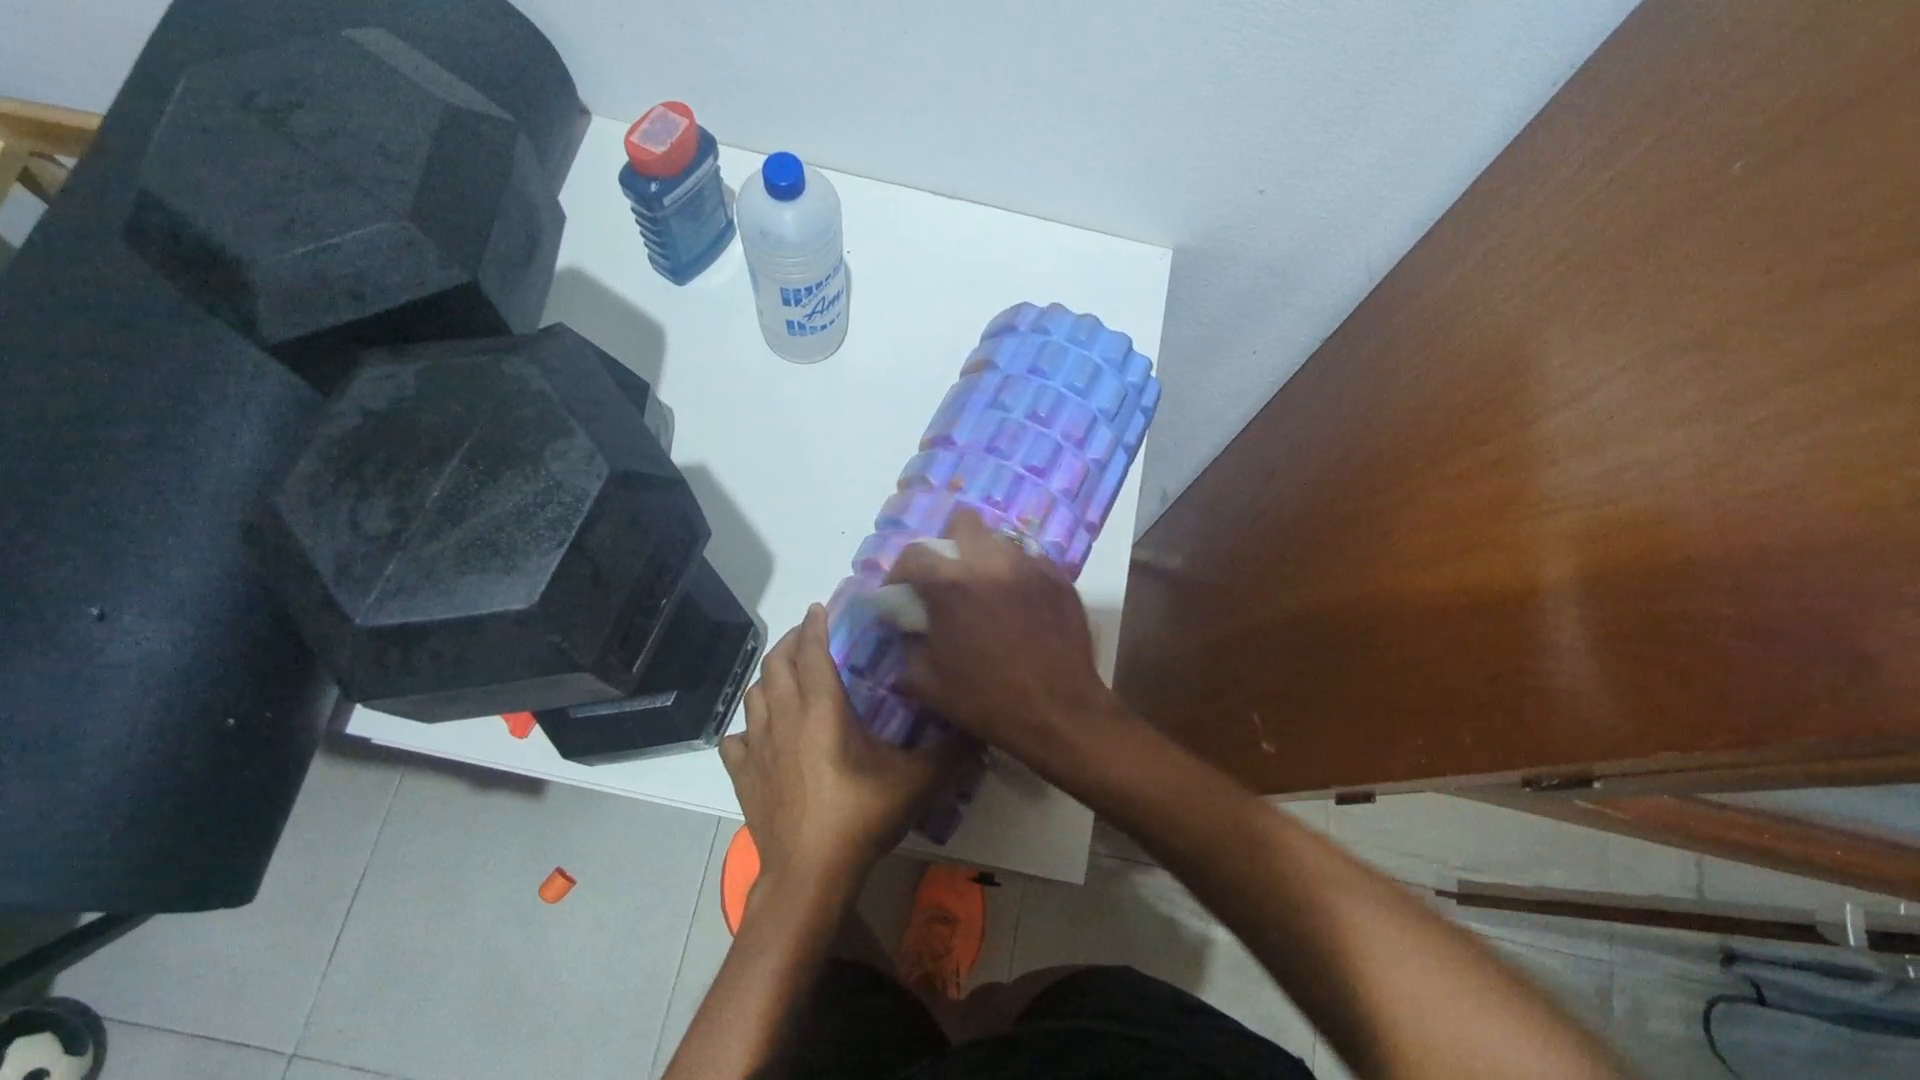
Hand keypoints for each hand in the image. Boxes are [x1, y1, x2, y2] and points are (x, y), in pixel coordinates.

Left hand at [720, 604, 957, 901]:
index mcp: (822, 708)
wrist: (809, 873)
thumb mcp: (916, 783)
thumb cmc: (861, 818)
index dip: (815, 624)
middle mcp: (785, 716)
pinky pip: (736, 736)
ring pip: (754, 694)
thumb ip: (951, 752)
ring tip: (786, 677)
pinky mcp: (742, 774)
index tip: (820, 608)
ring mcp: (758, 745)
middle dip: (791, 642)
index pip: (812, 650)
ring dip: (769, 677)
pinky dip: (747, 725)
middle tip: (809, 636)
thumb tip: (983, 729)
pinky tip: (759, 732)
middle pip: (777, 663)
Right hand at [886, 509, 1124, 775]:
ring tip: (987, 586)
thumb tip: (908, 629)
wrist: (1058, 713)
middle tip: (949, 575)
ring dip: (986, 557)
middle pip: (963, 523)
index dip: (900, 572)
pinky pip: (1033, 560)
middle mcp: (990, 563)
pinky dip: (1019, 574)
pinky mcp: (1060, 579)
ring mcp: (1030, 567)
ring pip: (1002, 540)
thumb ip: (908, 647)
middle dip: (949, 544)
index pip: (913, 554)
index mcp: (950, 585)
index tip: (901, 591)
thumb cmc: (986, 701)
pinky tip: (1019, 600)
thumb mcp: (926, 683)